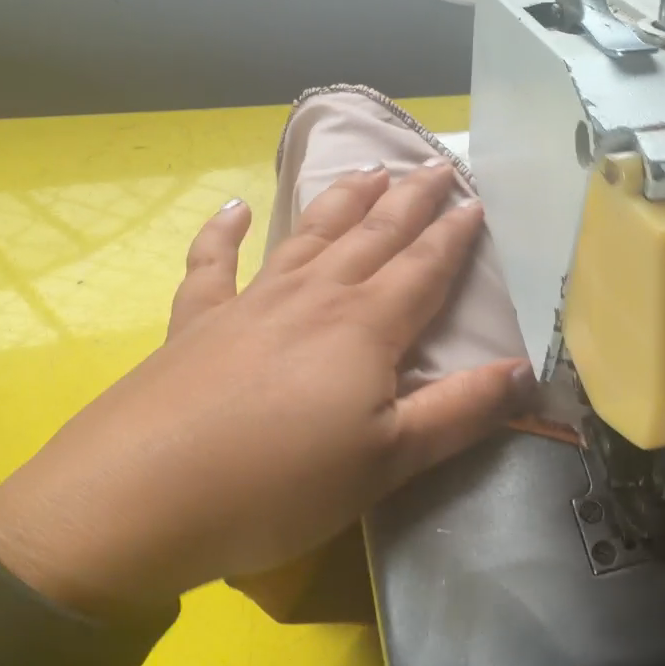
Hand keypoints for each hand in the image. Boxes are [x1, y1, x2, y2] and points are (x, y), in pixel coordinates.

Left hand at [0, 162, 534, 617]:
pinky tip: (232, 210)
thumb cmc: (280, 485)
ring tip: (368, 169)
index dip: (454, 235)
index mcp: (365, 328)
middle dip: (409, 200)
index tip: (477, 201)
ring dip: (342, 200)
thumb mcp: (389, 459)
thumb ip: (460, 412)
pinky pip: (212, 265)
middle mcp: (312, 298)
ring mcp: (248, 304)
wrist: (138, 499)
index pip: (424, 268)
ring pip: (307, 236)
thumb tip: (526, 372)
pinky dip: (222, 233)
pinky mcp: (194, 325)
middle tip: (435, 165)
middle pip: (371, 236)